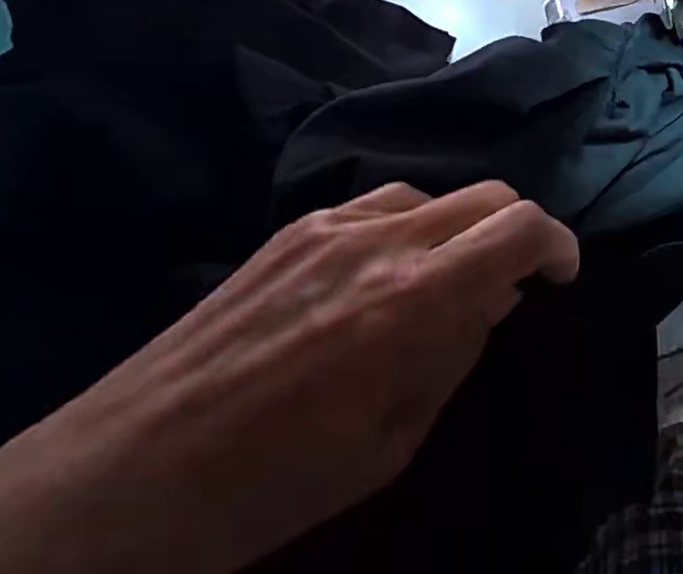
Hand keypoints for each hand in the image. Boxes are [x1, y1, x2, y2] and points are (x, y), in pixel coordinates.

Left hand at [0, 181, 578, 573]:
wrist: (120, 475)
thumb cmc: (268, 487)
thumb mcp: (391, 442)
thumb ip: (455, 352)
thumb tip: (497, 295)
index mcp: (409, 302)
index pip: (516, 229)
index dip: (557, 242)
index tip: (561, 272)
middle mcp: (377, 242)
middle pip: (484, 194)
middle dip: (517, 228)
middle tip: (514, 277)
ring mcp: (329, 227)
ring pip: (432, 194)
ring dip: (461, 227)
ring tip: (448, 278)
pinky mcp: (293, 229)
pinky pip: (379, 205)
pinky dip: (411, 227)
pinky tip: (389, 270)